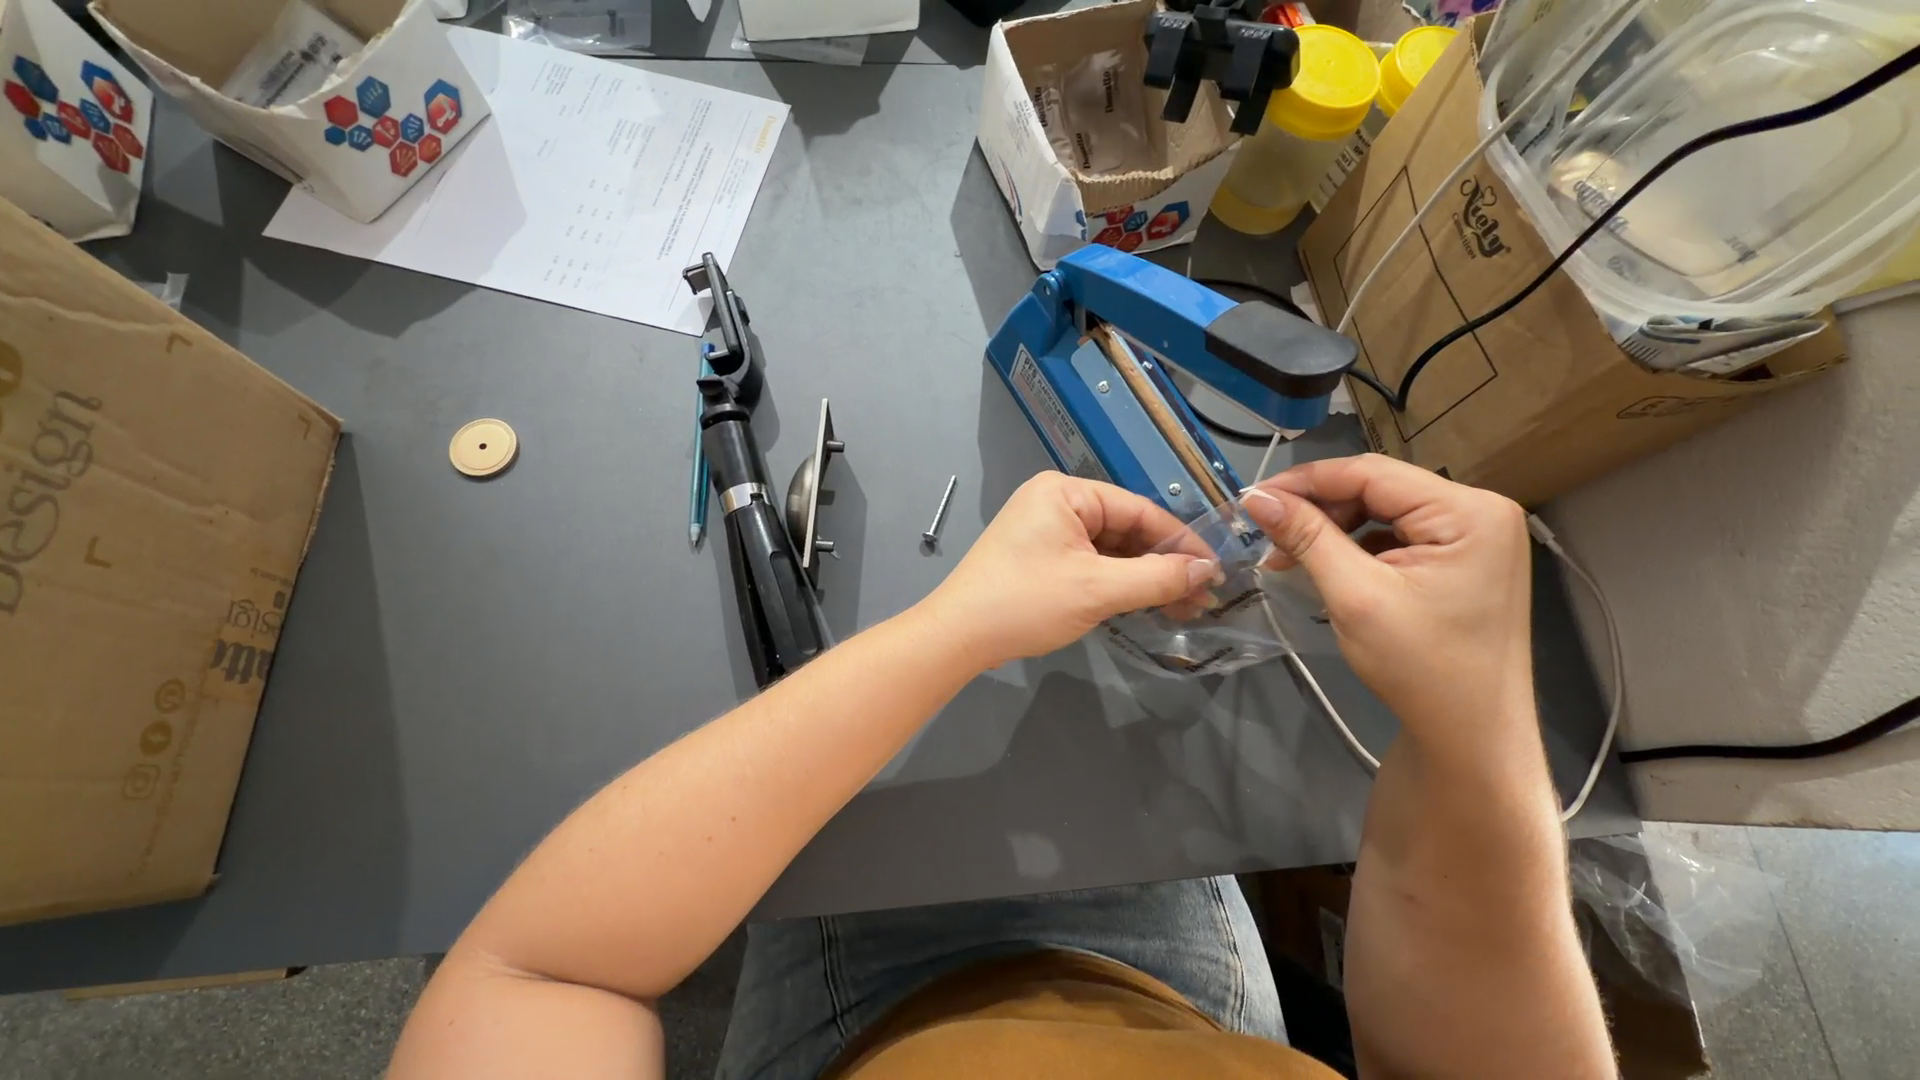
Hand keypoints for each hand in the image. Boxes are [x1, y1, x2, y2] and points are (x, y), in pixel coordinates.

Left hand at [919, 473, 1219, 670]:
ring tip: (1183, 608)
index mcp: (1065, 492)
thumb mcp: (1097, 589)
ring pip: (1111, 550)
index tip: (1215, 570)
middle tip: (1202, 598)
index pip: (1139, 510)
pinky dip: (1118, 584)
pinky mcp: (1042, 559)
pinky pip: (1091, 564)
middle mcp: (1056, 503)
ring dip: (1144, 578)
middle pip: (1126, 529)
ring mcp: (1047, 532)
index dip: (1180, 541)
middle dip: (1163, 564)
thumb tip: (1205, 570)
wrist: (959, 637)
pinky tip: (1147, 605)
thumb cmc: (1025, 602)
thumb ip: (1156, 577)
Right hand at [1240, 455, 1533, 740]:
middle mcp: (1480, 510)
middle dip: (1318, 510)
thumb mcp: (1355, 596)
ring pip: (1382, 512)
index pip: (1371, 472)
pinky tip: (1325, 569)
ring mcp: (1474, 536)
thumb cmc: (1420, 667)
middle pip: (1378, 489)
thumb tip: (1256, 498)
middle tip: (1268, 537)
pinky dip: (1356, 548)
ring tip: (1289, 559)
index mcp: (1469, 511)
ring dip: (1332, 530)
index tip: (1252, 499)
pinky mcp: (1461, 560)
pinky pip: (1397, 536)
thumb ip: (1307, 537)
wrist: (1470, 736)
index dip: (1306, 481)